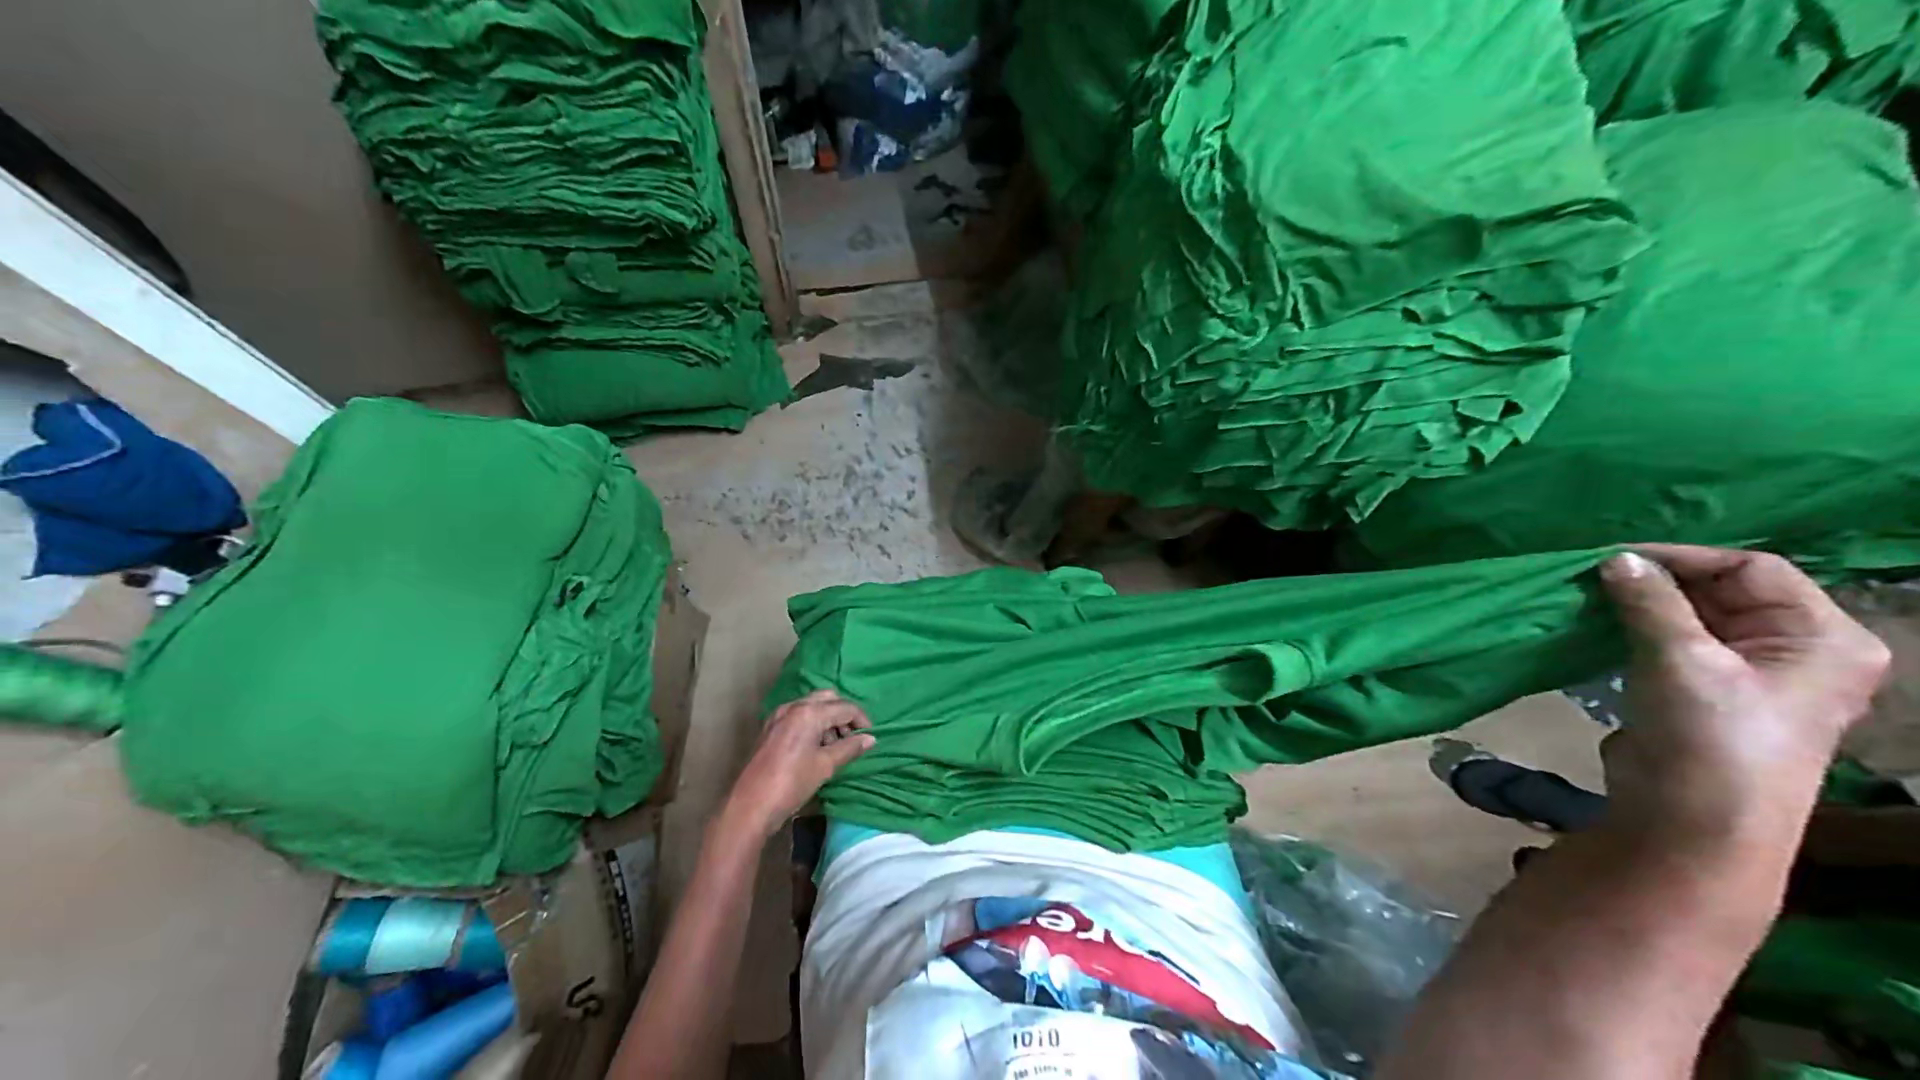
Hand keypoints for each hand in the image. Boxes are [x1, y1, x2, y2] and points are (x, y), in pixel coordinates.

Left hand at [721, 689, 874, 837]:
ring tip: (835, 746)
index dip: (862, 720)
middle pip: (828, 699)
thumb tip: (870, 739)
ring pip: (811, 705)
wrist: (751, 806)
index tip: (869, 737)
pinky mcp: (770, 728)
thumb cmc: (792, 783)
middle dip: (843, 714)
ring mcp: (778, 716)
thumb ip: (849, 748)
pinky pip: (798, 715)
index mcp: (809, 712)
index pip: (845, 707)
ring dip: (827, 719)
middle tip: (852, 738)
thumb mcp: (825, 765)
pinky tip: (815, 747)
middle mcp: (793, 706)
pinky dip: (811, 723)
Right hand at [1598, 546, 1888, 833]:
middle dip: (1658, 581)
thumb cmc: (1709, 734)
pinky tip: (1598, 626)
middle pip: (1723, 591)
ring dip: (1641, 605)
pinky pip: (1672, 643)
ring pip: (1692, 617)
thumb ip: (1649, 601)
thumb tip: (1615, 558)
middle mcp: (1796, 650)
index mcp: (1823, 638)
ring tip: (1589, 597)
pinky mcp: (1705, 691)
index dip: (1684, 558)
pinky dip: (1635, 629)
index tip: (1614, 558)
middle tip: (1594, 575)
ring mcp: (1749, 673)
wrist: (1692, 819)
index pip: (1753, 569)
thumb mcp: (1680, 658)